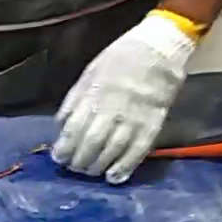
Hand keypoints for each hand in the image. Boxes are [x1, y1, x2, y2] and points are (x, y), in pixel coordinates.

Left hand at [53, 10, 197, 183]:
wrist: (161, 44)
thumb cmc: (119, 60)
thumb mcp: (88, 76)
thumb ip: (73, 104)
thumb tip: (60, 131)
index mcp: (93, 96)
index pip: (72, 131)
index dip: (63, 150)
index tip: (59, 158)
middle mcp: (113, 109)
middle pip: (90, 144)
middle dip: (78, 162)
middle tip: (74, 166)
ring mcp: (135, 116)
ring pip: (112, 150)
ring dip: (97, 167)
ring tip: (90, 171)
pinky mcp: (154, 121)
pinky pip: (139, 149)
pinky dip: (125, 167)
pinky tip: (114, 177)